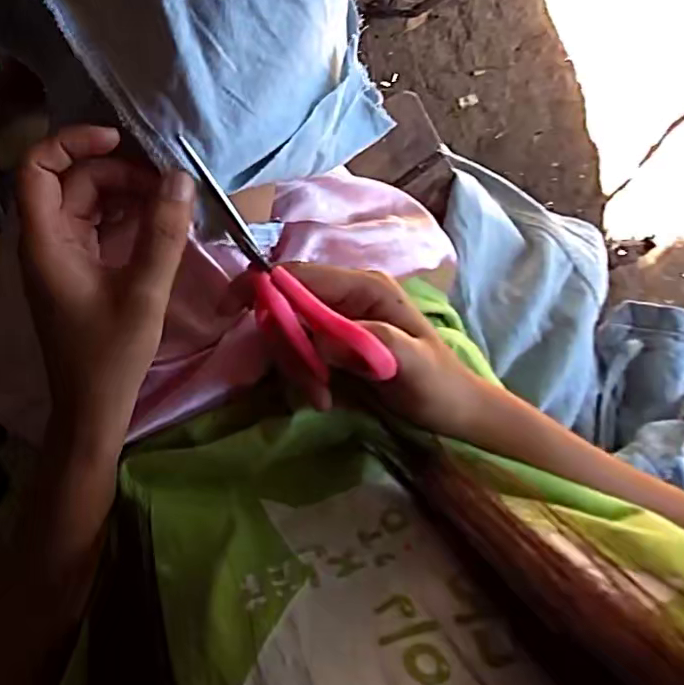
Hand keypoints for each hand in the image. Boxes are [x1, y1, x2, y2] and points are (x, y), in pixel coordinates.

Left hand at [16, 126, 194, 455]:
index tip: (118, 142)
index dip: (71, 143)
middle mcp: (45, 240)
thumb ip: (163, 233)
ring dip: (126, 194)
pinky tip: (159, 222)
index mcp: (44, 242)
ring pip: (87, 201)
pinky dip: (125, 216)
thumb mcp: (143, 293)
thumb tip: (180, 177)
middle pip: (72, 181)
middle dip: (118, 174)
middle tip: (166, 186)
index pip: (36, 169)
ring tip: (169, 203)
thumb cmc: (109, 356)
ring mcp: (60, 253)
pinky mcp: (77, 266)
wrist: (91, 409)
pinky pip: (97, 224)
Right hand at [271, 264, 508, 439]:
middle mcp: (346, 293)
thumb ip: (370, 343)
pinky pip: (298, 347)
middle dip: (285, 344)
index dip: (259, 287)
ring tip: (322, 397)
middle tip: (309, 385)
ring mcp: (338, 315)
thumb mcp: (413, 366)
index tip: (227, 310)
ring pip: (288, 329)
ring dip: (294, 365)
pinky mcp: (333, 337)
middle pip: (285, 303)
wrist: (456, 409)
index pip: (296, 275)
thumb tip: (317, 337)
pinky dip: (300, 373)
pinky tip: (323, 396)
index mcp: (364, 286)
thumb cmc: (438, 385)